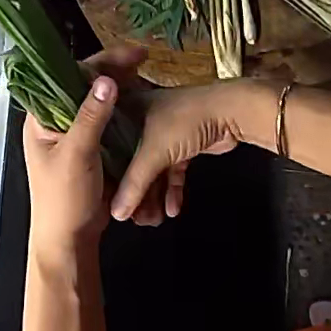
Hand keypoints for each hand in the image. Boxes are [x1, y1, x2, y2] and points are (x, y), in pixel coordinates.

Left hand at [22, 44, 161, 258]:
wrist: (70, 242)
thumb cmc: (63, 199)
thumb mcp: (76, 156)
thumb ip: (90, 118)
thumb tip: (106, 80)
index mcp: (42, 119)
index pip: (69, 77)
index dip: (100, 62)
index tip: (132, 54)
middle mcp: (57, 121)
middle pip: (87, 87)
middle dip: (115, 71)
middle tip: (144, 58)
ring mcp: (76, 135)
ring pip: (100, 104)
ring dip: (122, 90)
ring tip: (148, 74)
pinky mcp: (93, 150)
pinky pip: (110, 124)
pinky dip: (126, 114)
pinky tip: (147, 104)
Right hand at [109, 79, 269, 222]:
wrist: (229, 111)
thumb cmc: (183, 121)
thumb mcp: (152, 152)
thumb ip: (134, 185)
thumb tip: (116, 214)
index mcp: (126, 111)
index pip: (106, 144)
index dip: (103, 171)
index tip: (100, 195)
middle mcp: (141, 120)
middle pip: (130, 160)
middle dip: (132, 189)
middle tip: (130, 216)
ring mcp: (164, 132)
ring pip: (153, 168)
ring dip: (153, 194)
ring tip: (151, 219)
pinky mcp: (184, 143)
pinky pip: (172, 170)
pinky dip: (172, 189)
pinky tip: (172, 209)